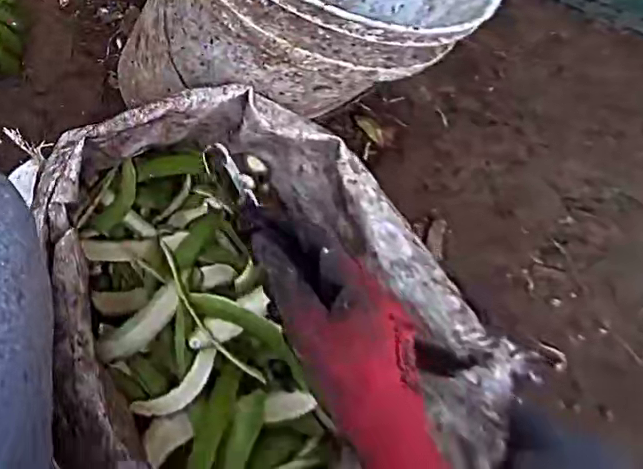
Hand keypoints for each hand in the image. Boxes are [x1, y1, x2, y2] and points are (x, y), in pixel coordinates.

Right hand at [253, 225, 448, 468]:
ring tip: (268, 272)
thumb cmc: (344, 370)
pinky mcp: (377, 332)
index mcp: (360, 284)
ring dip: (299, 270)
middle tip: (255, 241)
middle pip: (326, 257)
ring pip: (330, 279)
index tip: (254, 213)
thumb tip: (263, 241)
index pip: (318, 238)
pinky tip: (291, 303)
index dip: (284, 222)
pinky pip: (338, 299)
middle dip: (289, 246)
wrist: (388, 428)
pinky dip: (311, 291)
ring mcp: (379, 313)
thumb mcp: (305, 321)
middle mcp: (374, 291)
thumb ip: (284, 277)